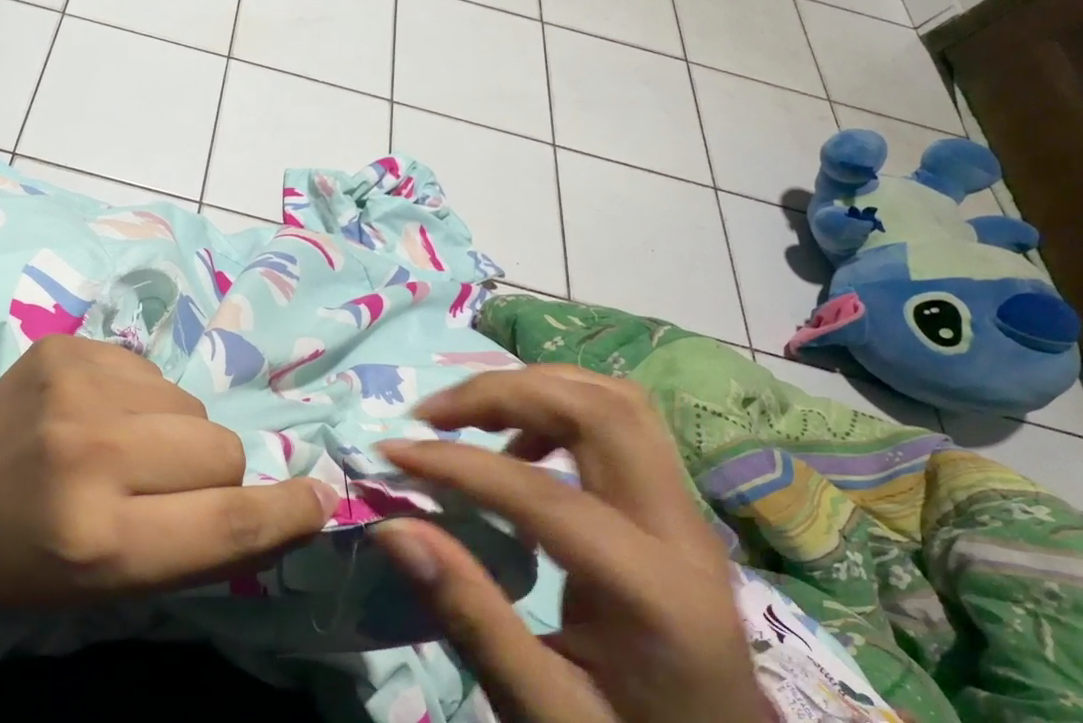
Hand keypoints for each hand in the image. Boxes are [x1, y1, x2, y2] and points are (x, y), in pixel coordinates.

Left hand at [0, 335, 338, 609]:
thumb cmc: (31, 564)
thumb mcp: (118, 586)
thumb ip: (206, 546)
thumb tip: (293, 500)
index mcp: (101, 537)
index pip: (230, 519)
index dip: (287, 511)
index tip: (319, 498)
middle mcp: (89, 452)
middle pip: (222, 448)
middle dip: (207, 475)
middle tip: (155, 490)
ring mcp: (74, 386)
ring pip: (192, 404)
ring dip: (173, 432)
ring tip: (118, 451)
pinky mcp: (65, 346)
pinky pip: (154, 372)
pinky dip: (142, 399)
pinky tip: (94, 416)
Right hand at [371, 368, 767, 722]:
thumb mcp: (542, 707)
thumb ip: (470, 615)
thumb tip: (393, 527)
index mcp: (656, 595)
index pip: (546, 496)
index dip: (459, 464)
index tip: (393, 455)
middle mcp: (685, 536)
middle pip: (601, 412)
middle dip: (504, 393)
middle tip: (430, 415)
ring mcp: (689, 518)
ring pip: (616, 403)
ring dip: (532, 391)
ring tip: (465, 418)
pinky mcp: (675, 514)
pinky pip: (620, 427)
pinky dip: (556, 412)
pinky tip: (513, 450)